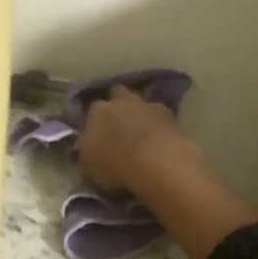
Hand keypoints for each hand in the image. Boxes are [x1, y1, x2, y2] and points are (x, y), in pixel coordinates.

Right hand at [76, 85, 199, 191]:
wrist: (156, 162)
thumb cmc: (114, 165)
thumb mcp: (88, 166)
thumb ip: (87, 151)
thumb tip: (89, 148)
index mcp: (96, 112)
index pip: (90, 110)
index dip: (93, 121)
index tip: (95, 133)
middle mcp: (121, 101)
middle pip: (117, 93)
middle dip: (117, 105)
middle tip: (117, 123)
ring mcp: (147, 105)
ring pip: (140, 102)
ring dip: (138, 113)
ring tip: (139, 131)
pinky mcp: (170, 114)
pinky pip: (159, 115)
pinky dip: (157, 123)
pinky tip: (157, 138)